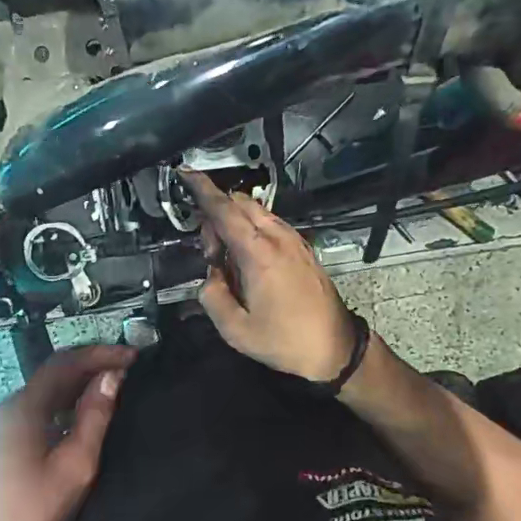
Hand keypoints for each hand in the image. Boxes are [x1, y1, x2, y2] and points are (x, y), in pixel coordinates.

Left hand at [0, 344, 136, 520]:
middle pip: (54, 372)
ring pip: (47, 389)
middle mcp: (10, 407)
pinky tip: (84, 411)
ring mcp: (2, 425)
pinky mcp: (2, 441)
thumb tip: (113, 377)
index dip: (101, 353)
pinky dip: (67, 399)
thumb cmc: (33, 510)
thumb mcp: (75, 464)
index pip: (66, 362)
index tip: (133, 355)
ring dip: (80, 381)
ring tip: (113, 385)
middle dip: (92, 364)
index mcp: (24, 407)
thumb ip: (95, 416)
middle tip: (127, 367)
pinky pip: (40, 406)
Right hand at [179, 168, 357, 381]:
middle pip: (240, 204)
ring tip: (228, 261)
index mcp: (259, 253)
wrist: (335, 347)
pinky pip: (271, 225)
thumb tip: (211, 275)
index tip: (185, 174)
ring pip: (257, 212)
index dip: (202, 189)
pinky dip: (252, 230)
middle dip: (216, 216)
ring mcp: (294, 240)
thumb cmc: (286, 341)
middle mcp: (278, 238)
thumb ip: (213, 296)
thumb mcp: (236, 330)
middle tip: (211, 254)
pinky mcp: (303, 248)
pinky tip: (248, 261)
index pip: (225, 210)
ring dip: (235, 223)